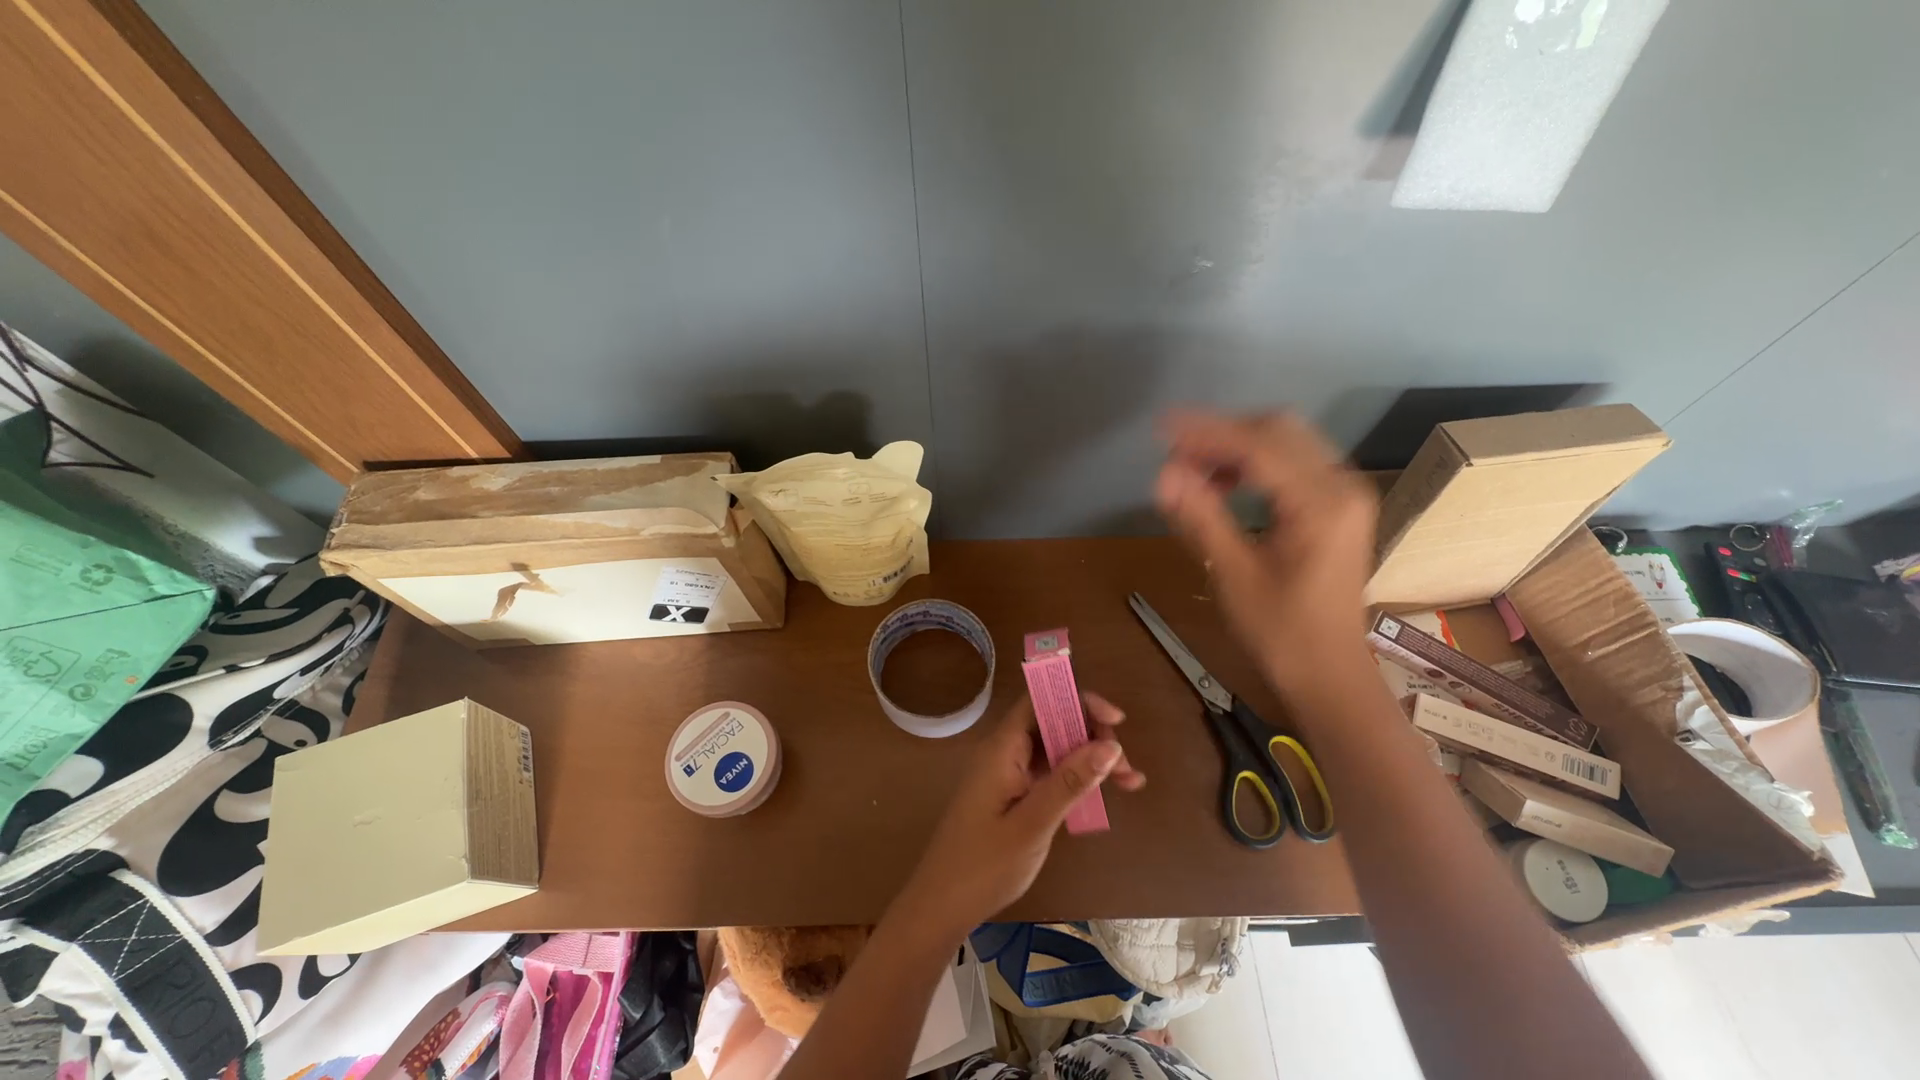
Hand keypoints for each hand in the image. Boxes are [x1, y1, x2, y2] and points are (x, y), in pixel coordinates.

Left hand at [898, 693, 1142, 935]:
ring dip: (1092, 759)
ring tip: (1131, 782)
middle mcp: (1004, 753)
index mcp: (1002, 749)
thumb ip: (1069, 783)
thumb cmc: (983, 866)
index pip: (1041, 700)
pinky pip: (1050, 773)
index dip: (1078, 700)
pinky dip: (1078, 780)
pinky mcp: (1013, 796)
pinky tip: (1105, 795)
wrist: (941, 906)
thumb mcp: (1032, 825)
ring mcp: (1008, 775)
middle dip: (1094, 735)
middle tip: (1126, 766)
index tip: (1115, 721)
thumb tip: (1110, 745)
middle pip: (1053, 722)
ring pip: (1056, 749)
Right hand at [1155, 409, 1378, 697]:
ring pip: (1285, 441)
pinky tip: (1223, 484)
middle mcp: (1342, 485)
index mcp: (1322, 503)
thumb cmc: (1281, 633)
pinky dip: (1254, 463)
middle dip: (1221, 434)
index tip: (1161, 428)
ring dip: (1236, 447)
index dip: (1207, 432)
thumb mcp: (1234, 575)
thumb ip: (1200, 517)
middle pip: (1277, 430)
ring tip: (1192, 472)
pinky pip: (1293, 462)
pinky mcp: (1338, 504)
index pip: (1260, 446)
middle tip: (1174, 455)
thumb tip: (1162, 474)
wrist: (1329, 672)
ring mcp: (1345, 492)